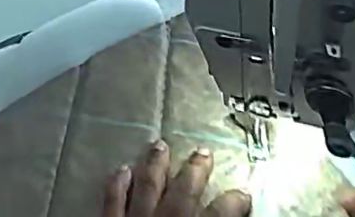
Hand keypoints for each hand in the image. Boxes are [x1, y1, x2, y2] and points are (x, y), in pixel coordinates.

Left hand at [102, 139, 250, 216]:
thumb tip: (235, 212)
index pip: (218, 215)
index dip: (232, 203)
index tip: (243, 191)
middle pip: (183, 193)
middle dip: (194, 171)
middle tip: (203, 150)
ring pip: (147, 186)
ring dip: (155, 165)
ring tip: (161, 145)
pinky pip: (112, 200)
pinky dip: (117, 184)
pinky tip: (121, 169)